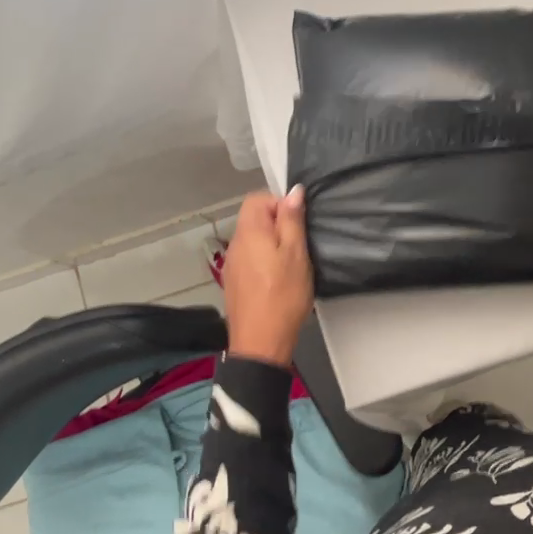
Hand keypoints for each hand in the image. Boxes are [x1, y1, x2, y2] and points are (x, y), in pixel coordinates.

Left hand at [222, 186, 313, 367]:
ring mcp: (232, 264)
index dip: (279, 204)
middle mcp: (235, 244)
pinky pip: (250, 259)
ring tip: (292, 265)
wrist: (260, 342)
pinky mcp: (234, 282)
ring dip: (272, 245)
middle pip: (254, 219)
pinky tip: (279, 280)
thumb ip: (292, 220)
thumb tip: (293, 191)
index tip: (298, 224)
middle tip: (300, 246)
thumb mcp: (296, 254)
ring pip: (253, 241)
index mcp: (249, 232)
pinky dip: (265, 262)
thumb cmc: (283, 296)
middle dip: (278, 225)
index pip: (257, 198)